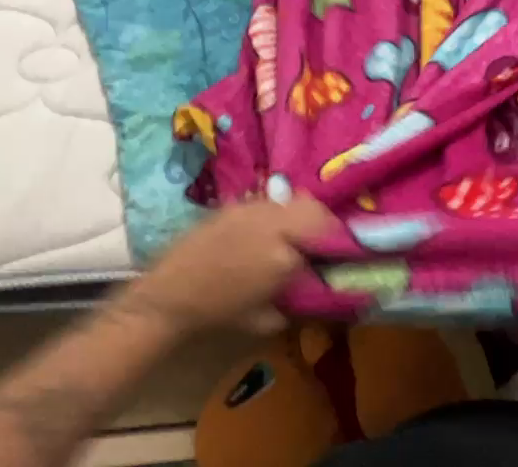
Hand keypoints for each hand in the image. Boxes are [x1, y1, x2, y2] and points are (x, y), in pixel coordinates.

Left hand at [118, 195, 334, 337]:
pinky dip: (284, 213)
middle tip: (331, 243)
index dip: (343, 247)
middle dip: (329, 225)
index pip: (329, 240)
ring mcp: (253, 210)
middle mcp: (272, 224)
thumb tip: (331, 290)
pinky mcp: (236, 205)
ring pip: (296, 201)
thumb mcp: (269, 317)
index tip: (349, 256)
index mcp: (284, 256)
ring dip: (308, 216)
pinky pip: (273, 202)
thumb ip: (304, 298)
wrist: (168, 298)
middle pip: (316, 211)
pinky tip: (277, 231)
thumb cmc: (219, 314)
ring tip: (306, 235)